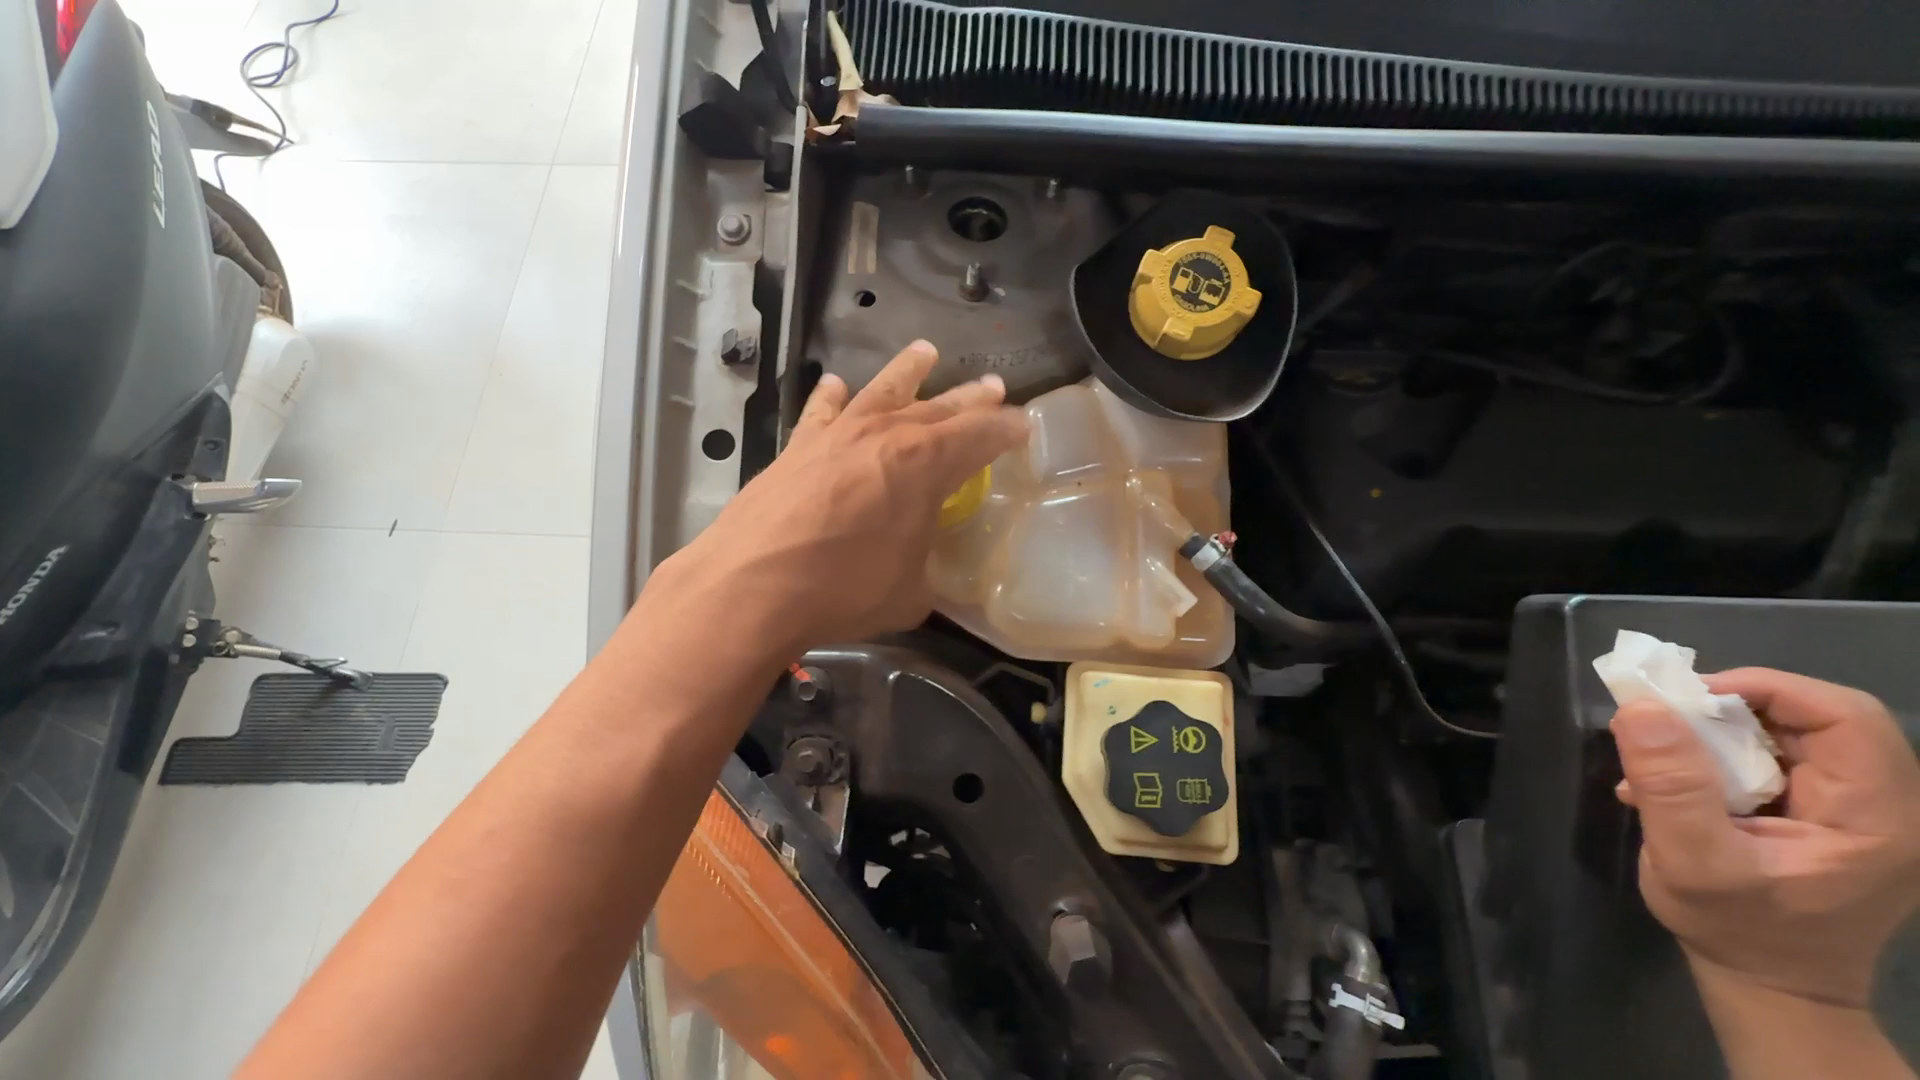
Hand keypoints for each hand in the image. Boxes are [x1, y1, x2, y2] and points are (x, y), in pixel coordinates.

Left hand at [645, 340, 1027, 659]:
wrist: (752, 585)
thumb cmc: (844, 589)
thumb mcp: (909, 593)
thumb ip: (926, 571)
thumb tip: (924, 572)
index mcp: (927, 464)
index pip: (981, 435)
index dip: (1007, 429)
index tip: (1024, 425)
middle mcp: (885, 435)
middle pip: (939, 407)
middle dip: (971, 398)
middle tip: (993, 386)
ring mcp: (838, 435)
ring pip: (882, 391)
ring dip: (908, 372)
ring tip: (926, 352)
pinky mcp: (798, 447)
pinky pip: (822, 410)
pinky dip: (832, 397)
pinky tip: (836, 385)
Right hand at [1611, 668, 1919, 1007]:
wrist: (1771, 987)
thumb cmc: (1737, 930)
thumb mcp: (1692, 863)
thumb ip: (1672, 787)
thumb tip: (1641, 708)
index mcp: (1876, 817)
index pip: (1845, 716)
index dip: (1769, 689)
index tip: (1691, 699)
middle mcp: (1884, 806)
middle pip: (1819, 718)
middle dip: (1735, 707)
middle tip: (1666, 723)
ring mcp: (1857, 811)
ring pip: (1793, 734)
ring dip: (1720, 732)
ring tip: (1662, 759)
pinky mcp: (1827, 815)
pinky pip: (1779, 759)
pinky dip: (1723, 755)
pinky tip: (1680, 782)